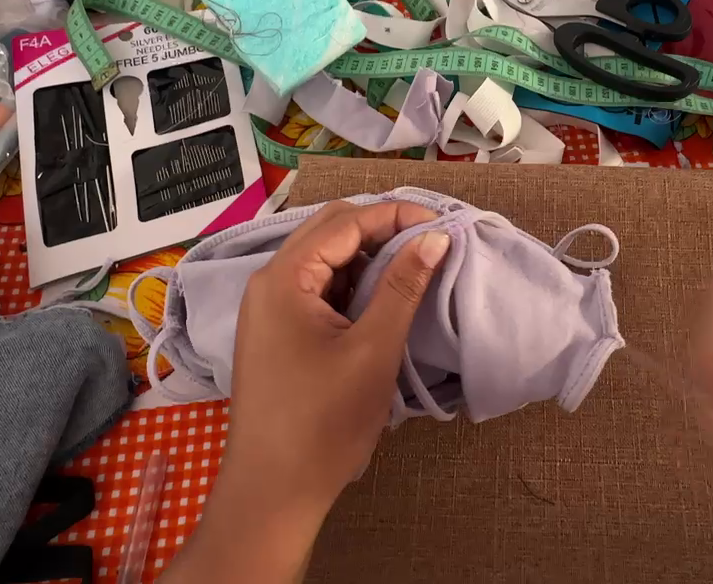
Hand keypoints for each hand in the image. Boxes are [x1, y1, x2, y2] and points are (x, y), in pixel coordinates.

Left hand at [221, 200, 448, 520]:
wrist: (272, 497)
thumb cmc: (323, 423)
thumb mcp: (373, 349)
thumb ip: (403, 285)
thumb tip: (435, 237)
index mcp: (285, 278)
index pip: (346, 222)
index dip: (396, 215)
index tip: (442, 224)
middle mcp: (270, 281)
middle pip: (331, 230)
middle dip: (382, 228)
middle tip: (430, 239)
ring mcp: (270, 306)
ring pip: (326, 257)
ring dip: (369, 254)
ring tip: (414, 263)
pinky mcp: (278, 329)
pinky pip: (320, 285)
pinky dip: (354, 281)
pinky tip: (384, 293)